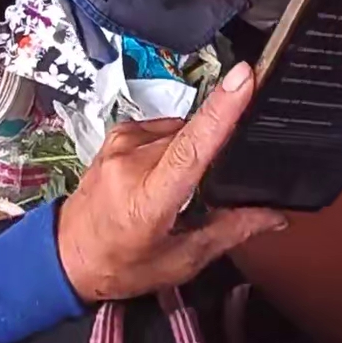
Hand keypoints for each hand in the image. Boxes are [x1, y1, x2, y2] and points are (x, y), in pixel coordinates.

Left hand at [57, 63, 287, 302]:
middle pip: (193, 136)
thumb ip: (230, 231)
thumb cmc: (121, 264)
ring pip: (180, 129)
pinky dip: (171, 143)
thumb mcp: (179, 261)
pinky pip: (163, 126)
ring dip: (189, 149)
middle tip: (204, 186)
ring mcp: (122, 142)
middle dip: (211, 152)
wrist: (66, 254)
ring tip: (175, 184)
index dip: (221, 109)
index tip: (243, 78)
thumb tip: (275, 217)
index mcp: (149, 199)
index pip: (191, 146)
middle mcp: (132, 162)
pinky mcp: (119, 131)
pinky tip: (159, 169)